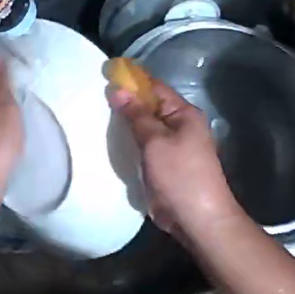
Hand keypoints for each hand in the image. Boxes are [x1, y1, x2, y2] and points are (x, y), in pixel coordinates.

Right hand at [108, 81, 237, 232]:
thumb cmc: (180, 175)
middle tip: (96, 96)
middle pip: (148, 105)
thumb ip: (135, 114)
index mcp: (184, 114)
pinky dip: (128, 140)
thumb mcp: (154, 140)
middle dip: (124, 101)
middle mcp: (179, 126)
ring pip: (143, 125)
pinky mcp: (163, 163)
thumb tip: (117, 89)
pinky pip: (142, 143)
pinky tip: (110, 139)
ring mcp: (172, 146)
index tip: (105, 73)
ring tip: (97, 115)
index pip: (154, 87)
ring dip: (125, 122)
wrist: (198, 220)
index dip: (131, 79)